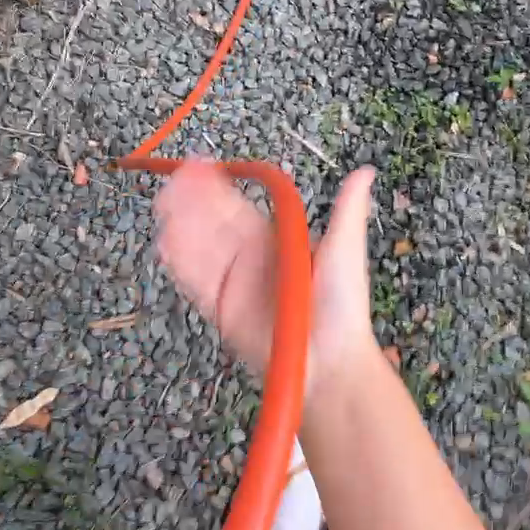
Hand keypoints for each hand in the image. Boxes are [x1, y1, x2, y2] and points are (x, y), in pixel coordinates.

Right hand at [153, 160, 378, 391]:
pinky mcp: (221, 309)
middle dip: (192, 202)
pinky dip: (180, 263)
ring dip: (181, 226)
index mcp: (273, 240)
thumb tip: (365, 171)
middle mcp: (248, 258)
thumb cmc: (342, 306)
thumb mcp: (344, 252)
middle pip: (213, 224)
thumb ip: (346, 211)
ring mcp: (232, 283)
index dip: (217, 188)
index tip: (199, 165)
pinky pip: (196, 282)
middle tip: (174, 180)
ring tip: (164, 204)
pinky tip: (165, 243)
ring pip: (200, 248)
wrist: (331, 364)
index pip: (238, 208)